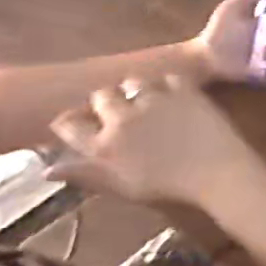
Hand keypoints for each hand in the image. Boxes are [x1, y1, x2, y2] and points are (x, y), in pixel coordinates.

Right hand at [48, 74, 260, 204]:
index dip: (71, 123)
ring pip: (133, 83)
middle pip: (101, 96)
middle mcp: (122, 118)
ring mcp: (154, 101)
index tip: (80, 124)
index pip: (68, 124)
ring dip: (137, 90)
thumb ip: (86, 175)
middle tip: (120, 111)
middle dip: (107, 102)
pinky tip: (174, 96)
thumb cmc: (169, 186)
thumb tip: (47, 170)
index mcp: (103, 145)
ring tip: (146, 100)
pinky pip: (169, 78)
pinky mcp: (183, 91)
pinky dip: (169, 85)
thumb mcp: (123, 187)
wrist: (218, 172)